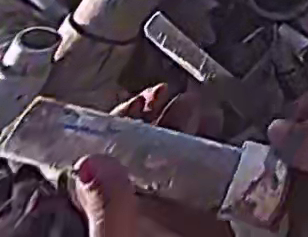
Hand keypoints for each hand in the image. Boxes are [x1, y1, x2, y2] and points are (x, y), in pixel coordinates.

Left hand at [66, 86, 228, 236]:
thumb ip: (106, 209)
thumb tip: (88, 162)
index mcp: (111, 211)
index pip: (107, 154)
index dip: (121, 122)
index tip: (140, 100)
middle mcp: (142, 205)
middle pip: (147, 145)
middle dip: (161, 114)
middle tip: (173, 97)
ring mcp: (178, 206)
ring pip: (180, 149)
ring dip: (189, 122)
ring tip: (199, 109)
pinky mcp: (212, 209)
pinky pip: (213, 165)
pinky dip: (217, 142)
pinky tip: (219, 130)